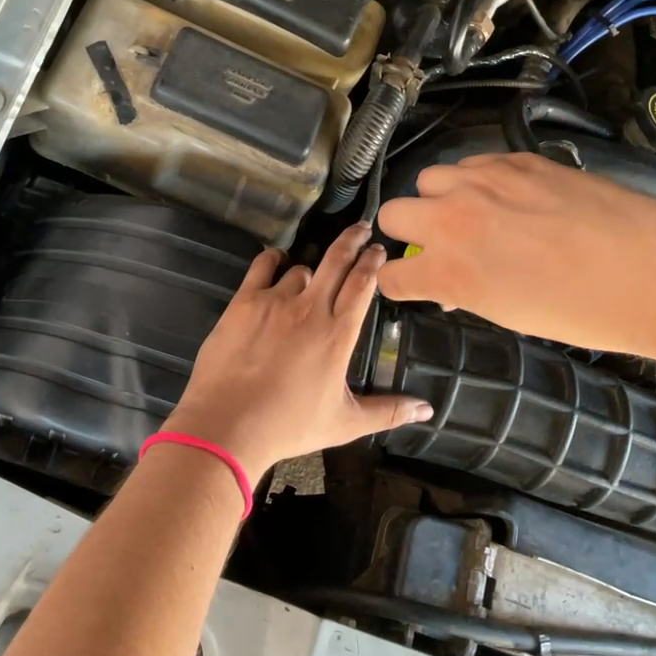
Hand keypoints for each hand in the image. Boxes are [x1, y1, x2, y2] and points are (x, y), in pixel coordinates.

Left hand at [164, 223, 433, 475]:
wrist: (228, 425)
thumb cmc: (290, 426)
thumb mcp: (346, 423)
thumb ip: (388, 411)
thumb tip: (426, 411)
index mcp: (338, 334)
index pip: (362, 284)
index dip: (373, 262)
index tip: (379, 249)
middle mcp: (311, 309)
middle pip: (337, 261)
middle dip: (353, 240)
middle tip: (362, 228)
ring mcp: (276, 302)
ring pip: (301, 270)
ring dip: (311, 269)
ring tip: (313, 275)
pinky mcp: (245, 302)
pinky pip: (263, 267)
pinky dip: (273, 259)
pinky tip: (277, 258)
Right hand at [375, 152, 655, 359]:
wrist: (649, 268)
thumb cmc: (582, 310)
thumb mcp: (509, 314)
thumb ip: (465, 291)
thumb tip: (452, 280)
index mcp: (449, 270)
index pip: (391, 275)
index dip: (398, 281)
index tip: (409, 282)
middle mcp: (453, 218)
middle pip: (392, 213)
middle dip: (405, 230)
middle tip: (435, 244)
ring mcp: (483, 182)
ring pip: (429, 179)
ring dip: (439, 198)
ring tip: (470, 214)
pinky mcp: (515, 159)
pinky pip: (473, 164)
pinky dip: (477, 181)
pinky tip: (506, 197)